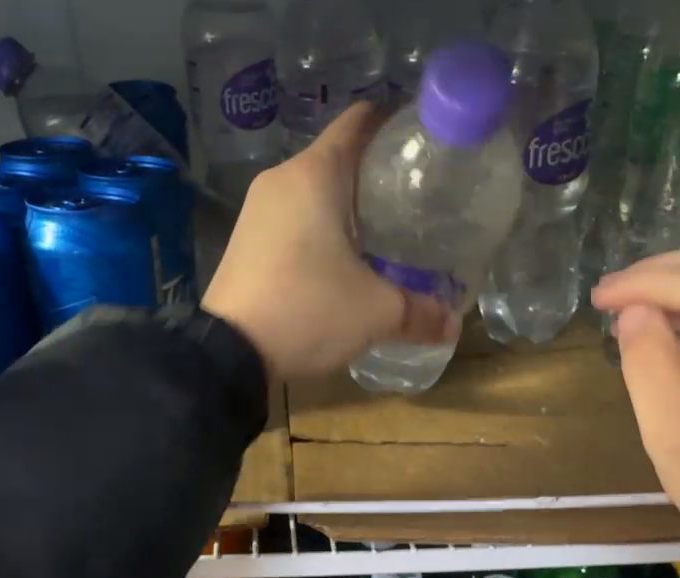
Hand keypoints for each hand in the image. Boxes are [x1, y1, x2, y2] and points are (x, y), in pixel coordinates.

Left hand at [202, 103, 453, 382]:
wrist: (227, 354)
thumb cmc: (306, 311)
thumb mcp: (375, 313)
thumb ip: (419, 312)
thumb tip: (452, 323)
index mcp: (316, 173)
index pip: (360, 121)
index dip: (395, 124)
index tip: (424, 145)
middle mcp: (282, 179)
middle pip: (339, 158)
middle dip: (376, 175)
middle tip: (415, 202)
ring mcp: (257, 210)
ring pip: (313, 193)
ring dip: (346, 208)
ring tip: (383, 235)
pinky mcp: (244, 241)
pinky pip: (292, 221)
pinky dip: (319, 231)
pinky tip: (341, 262)